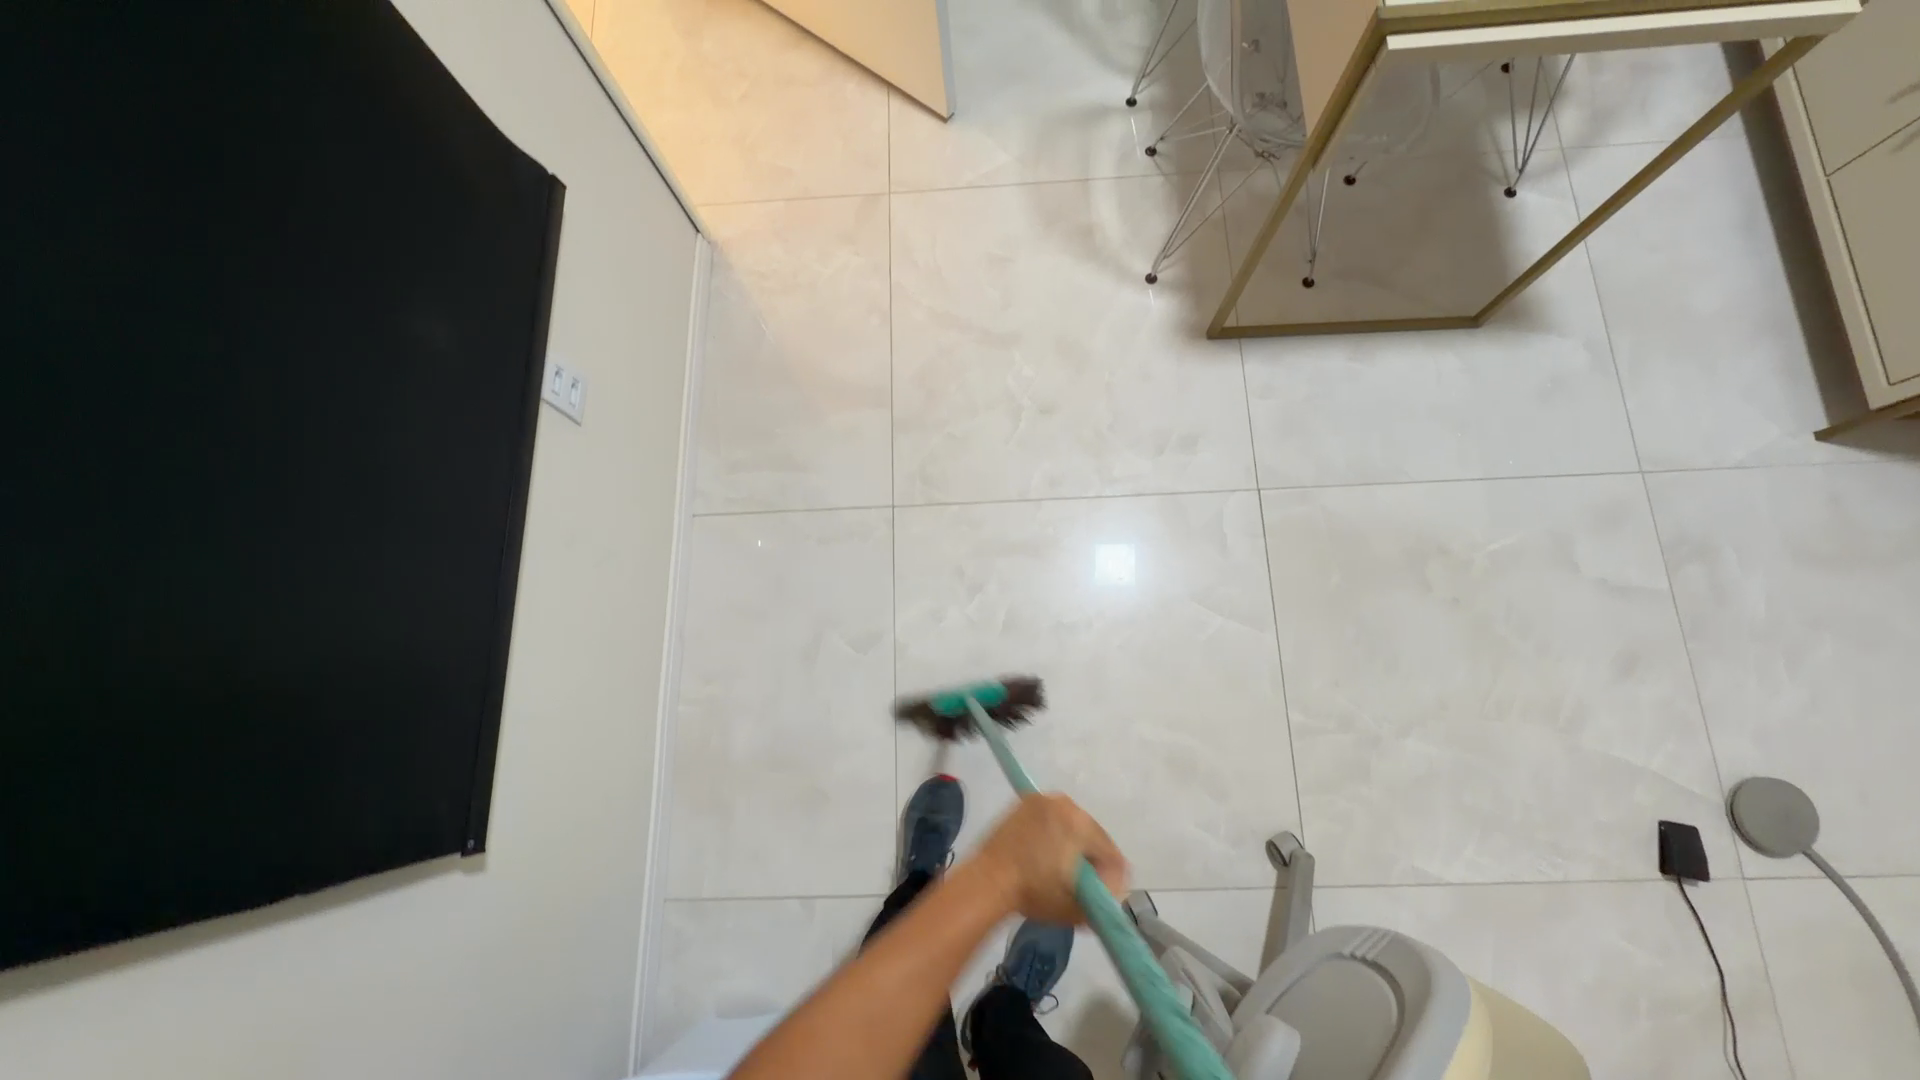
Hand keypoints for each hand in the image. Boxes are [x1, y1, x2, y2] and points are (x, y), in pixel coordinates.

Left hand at [969, 793, 1129, 924]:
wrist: (988, 880)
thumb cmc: (1034, 892)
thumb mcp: (1077, 907)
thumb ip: (1104, 899)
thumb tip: (1114, 891)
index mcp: (1082, 824)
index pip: (1110, 851)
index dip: (1111, 875)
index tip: (1103, 893)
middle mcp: (1065, 804)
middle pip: (1091, 834)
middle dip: (1091, 858)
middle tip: (1083, 882)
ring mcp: (1043, 800)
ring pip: (1071, 825)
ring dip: (1073, 844)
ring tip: (1062, 868)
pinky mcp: (1025, 803)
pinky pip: (1051, 819)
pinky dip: (1053, 833)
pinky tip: (1046, 854)